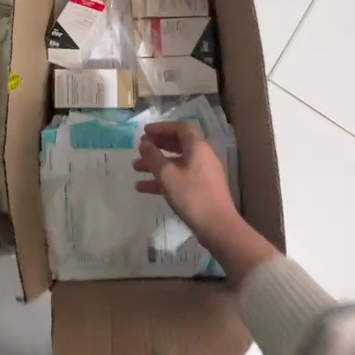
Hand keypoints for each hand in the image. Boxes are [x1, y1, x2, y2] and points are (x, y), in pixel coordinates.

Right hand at [134, 120, 278, 284]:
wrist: (218, 227)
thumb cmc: (192, 195)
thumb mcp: (167, 175)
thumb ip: (153, 157)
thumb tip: (144, 144)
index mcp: (197, 147)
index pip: (180, 128)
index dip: (161, 128)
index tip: (145, 132)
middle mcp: (202, 156)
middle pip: (178, 144)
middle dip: (157, 145)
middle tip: (141, 148)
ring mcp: (202, 174)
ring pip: (176, 163)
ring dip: (156, 164)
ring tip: (136, 168)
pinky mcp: (201, 189)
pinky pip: (179, 178)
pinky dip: (163, 179)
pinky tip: (143, 187)